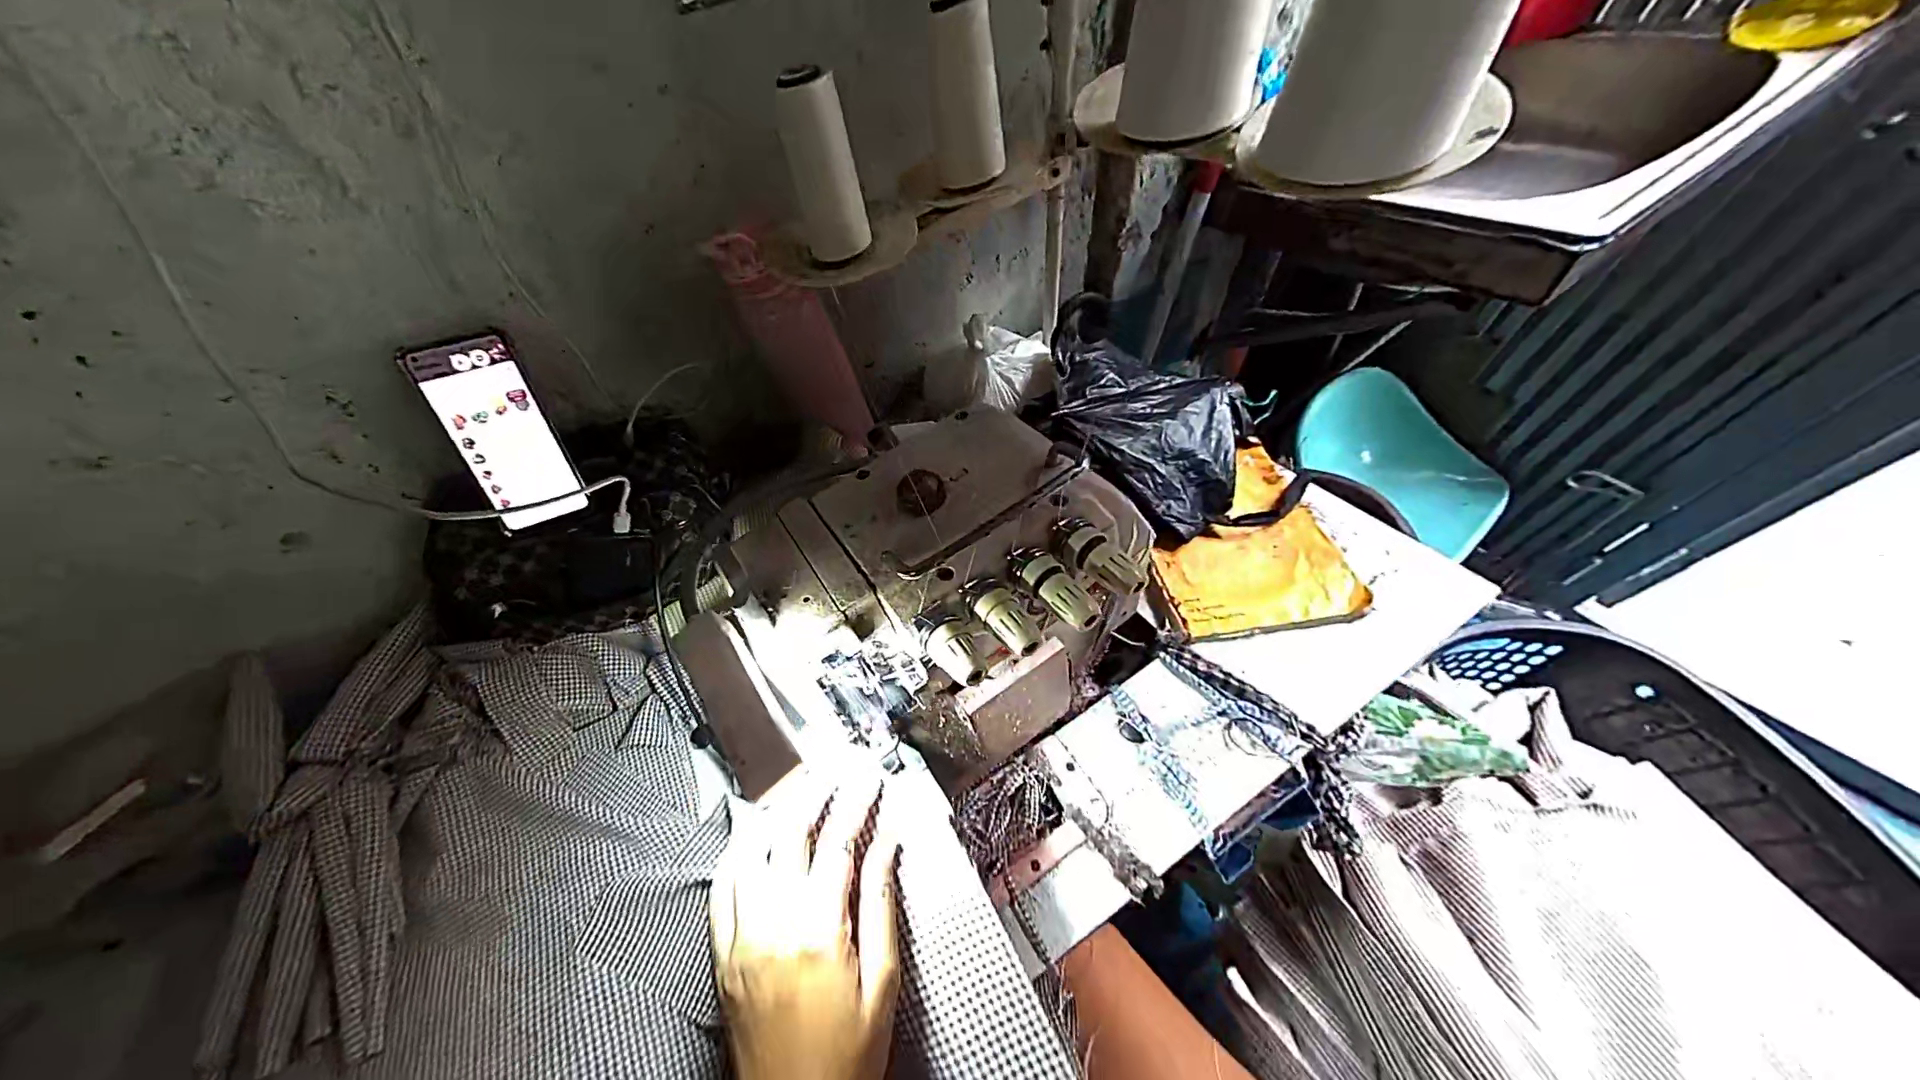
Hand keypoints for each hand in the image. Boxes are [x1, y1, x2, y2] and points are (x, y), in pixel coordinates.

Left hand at [710, 770, 902, 1079]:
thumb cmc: (845, 1058)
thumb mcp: (882, 981)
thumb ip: (880, 904)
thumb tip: (887, 846)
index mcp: (818, 930)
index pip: (838, 841)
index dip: (856, 802)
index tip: (870, 778)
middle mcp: (772, 925)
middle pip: (791, 833)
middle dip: (817, 791)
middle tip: (837, 770)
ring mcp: (741, 938)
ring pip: (751, 850)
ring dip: (777, 812)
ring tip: (800, 790)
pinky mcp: (723, 955)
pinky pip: (721, 887)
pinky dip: (738, 852)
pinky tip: (753, 837)